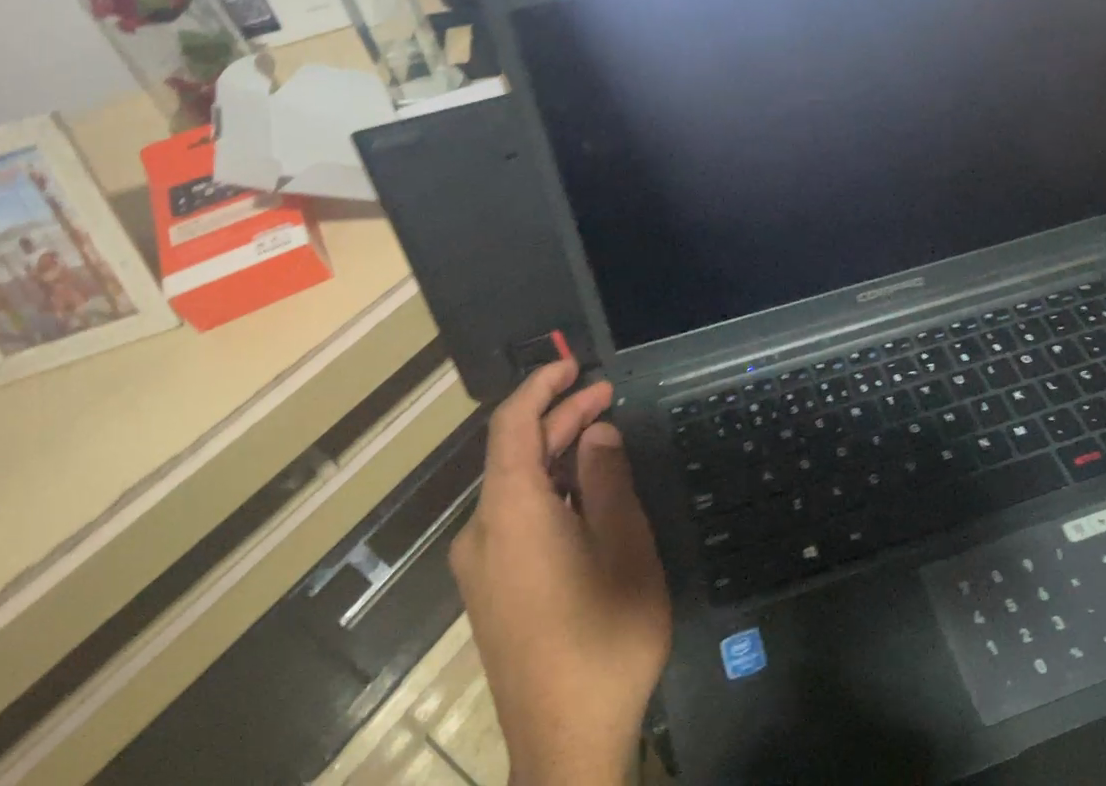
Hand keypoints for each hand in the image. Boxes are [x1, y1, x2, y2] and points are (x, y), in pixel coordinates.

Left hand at [449, 360, 671, 785]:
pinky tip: (584, 496)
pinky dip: (546, 492)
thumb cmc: (605, 637)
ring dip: (555, 457)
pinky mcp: (489, 591)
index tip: (575, 364)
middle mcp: (483, 531)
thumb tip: (597, 433)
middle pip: (514, 454)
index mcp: (512, 513)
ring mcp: (480, 565)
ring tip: (604, 439)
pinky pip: (513, 520)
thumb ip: (608, 482)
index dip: (541, 386)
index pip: (511, 425)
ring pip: (514, 488)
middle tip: (610, 398)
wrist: (564, 741)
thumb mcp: (625, 549)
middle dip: (559, 420)